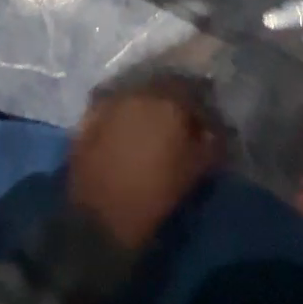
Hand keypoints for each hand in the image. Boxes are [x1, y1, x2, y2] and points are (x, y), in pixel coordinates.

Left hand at [69, 78, 218, 249]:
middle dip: (174, 99)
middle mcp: (138, 92)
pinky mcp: (88, 118)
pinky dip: (122, 112)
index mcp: (169, 101)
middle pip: (162, 85)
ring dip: (147, 103)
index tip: (206, 121)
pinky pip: (112, 105)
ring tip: (152, 124)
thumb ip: (212, 142)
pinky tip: (126, 128)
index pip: (194, 87)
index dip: (203, 105)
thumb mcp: (197, 169)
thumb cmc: (157, 193)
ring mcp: (109, 102)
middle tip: (180, 120)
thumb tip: (214, 131)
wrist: (102, 218)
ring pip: (136, 92)